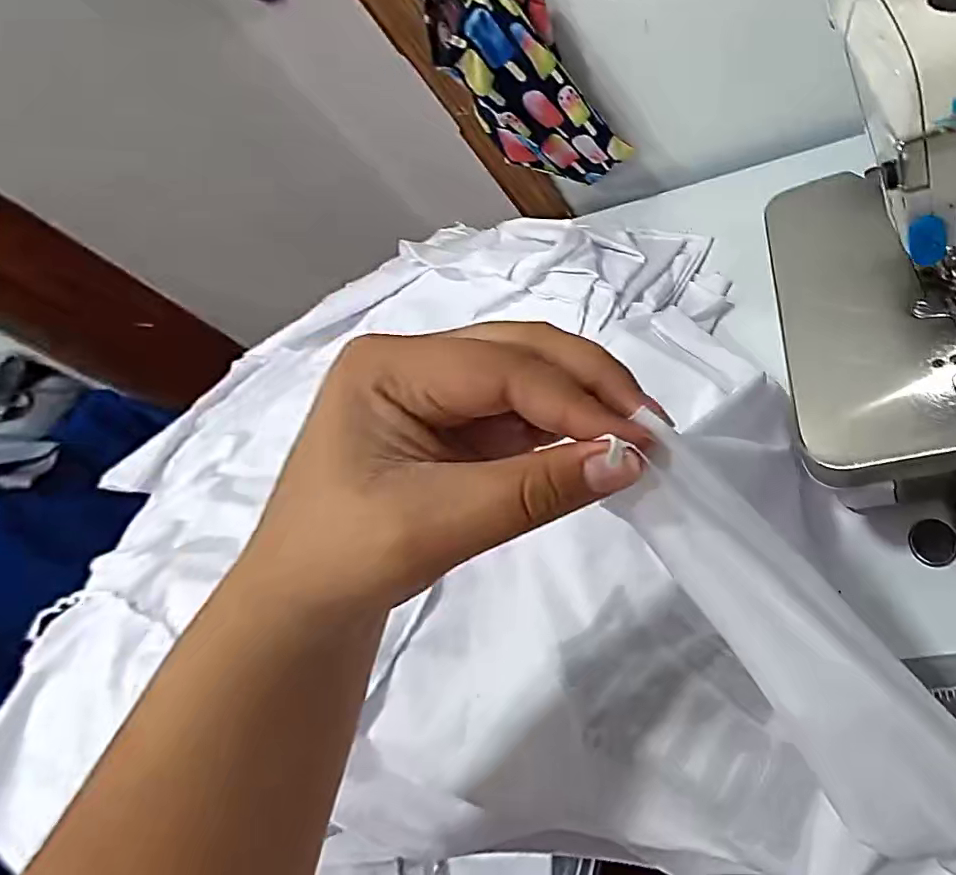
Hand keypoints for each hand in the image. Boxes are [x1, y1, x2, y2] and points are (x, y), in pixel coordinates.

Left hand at [233, 323, 658, 617]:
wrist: (304, 606)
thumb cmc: (345, 561)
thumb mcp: (440, 524)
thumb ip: (537, 489)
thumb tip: (630, 460)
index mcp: (391, 364)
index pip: (504, 369)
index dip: (576, 401)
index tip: (637, 440)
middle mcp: (421, 359)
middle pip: (526, 350)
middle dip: (593, 383)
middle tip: (650, 425)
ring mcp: (445, 385)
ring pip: (536, 370)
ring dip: (590, 398)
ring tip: (637, 433)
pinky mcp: (465, 416)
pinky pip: (531, 406)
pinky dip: (572, 422)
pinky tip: (601, 441)